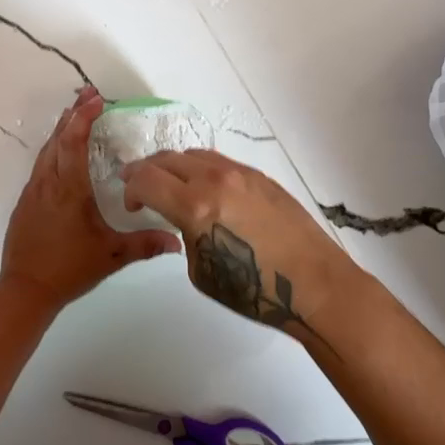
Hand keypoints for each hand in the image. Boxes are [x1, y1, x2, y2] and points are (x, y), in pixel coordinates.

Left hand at [0, 87, 182, 312]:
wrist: (25, 290)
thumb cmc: (69, 269)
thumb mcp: (111, 256)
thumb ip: (145, 245)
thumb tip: (177, 242)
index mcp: (70, 190)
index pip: (75, 143)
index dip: (84, 118)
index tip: (97, 99)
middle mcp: (48, 184)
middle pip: (57, 139)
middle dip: (73, 114)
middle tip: (88, 95)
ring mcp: (33, 192)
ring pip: (46, 151)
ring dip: (61, 130)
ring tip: (75, 115)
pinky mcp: (25, 203)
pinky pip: (40, 166)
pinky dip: (52, 149)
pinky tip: (60, 153)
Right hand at [122, 150, 357, 350]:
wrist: (313, 283)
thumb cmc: (254, 290)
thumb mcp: (202, 271)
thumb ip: (187, 236)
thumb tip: (187, 222)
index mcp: (196, 206)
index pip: (147, 180)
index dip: (130, 189)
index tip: (130, 204)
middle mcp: (216, 180)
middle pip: (167, 160)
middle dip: (147, 172)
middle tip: (139, 187)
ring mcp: (241, 174)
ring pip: (195, 155)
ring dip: (174, 166)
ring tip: (170, 185)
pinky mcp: (261, 177)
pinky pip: (220, 162)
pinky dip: (201, 169)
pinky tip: (205, 189)